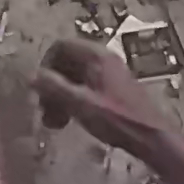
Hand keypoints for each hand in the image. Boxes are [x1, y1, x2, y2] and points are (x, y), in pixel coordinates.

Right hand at [32, 40, 175, 158]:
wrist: (152, 137)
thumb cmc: (116, 119)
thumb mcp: (80, 104)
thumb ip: (54, 88)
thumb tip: (31, 76)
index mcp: (96, 56)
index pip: (60, 46)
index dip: (45, 65)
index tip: (39, 89)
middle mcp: (103, 58)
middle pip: (67, 61)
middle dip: (52, 84)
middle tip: (45, 111)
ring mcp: (110, 72)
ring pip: (75, 75)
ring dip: (61, 95)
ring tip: (55, 122)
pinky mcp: (114, 87)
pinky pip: (86, 85)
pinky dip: (74, 99)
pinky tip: (71, 120)